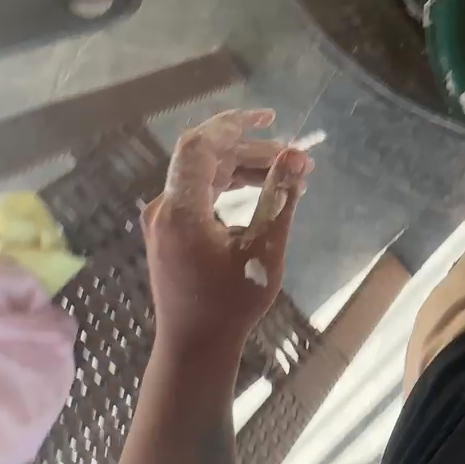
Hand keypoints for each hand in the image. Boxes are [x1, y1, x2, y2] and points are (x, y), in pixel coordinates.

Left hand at [141, 109, 313, 358]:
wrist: (195, 346)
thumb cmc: (232, 301)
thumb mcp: (265, 248)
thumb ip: (279, 197)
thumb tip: (296, 156)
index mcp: (182, 210)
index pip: (200, 146)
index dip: (234, 124)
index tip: (270, 117)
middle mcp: (165, 208)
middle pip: (209, 158)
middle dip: (256, 151)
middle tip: (299, 160)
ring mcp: (165, 219)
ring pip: (208, 174)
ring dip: (248, 168)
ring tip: (292, 175)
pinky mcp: (171, 230)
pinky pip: (203, 192)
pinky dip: (234, 184)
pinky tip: (264, 190)